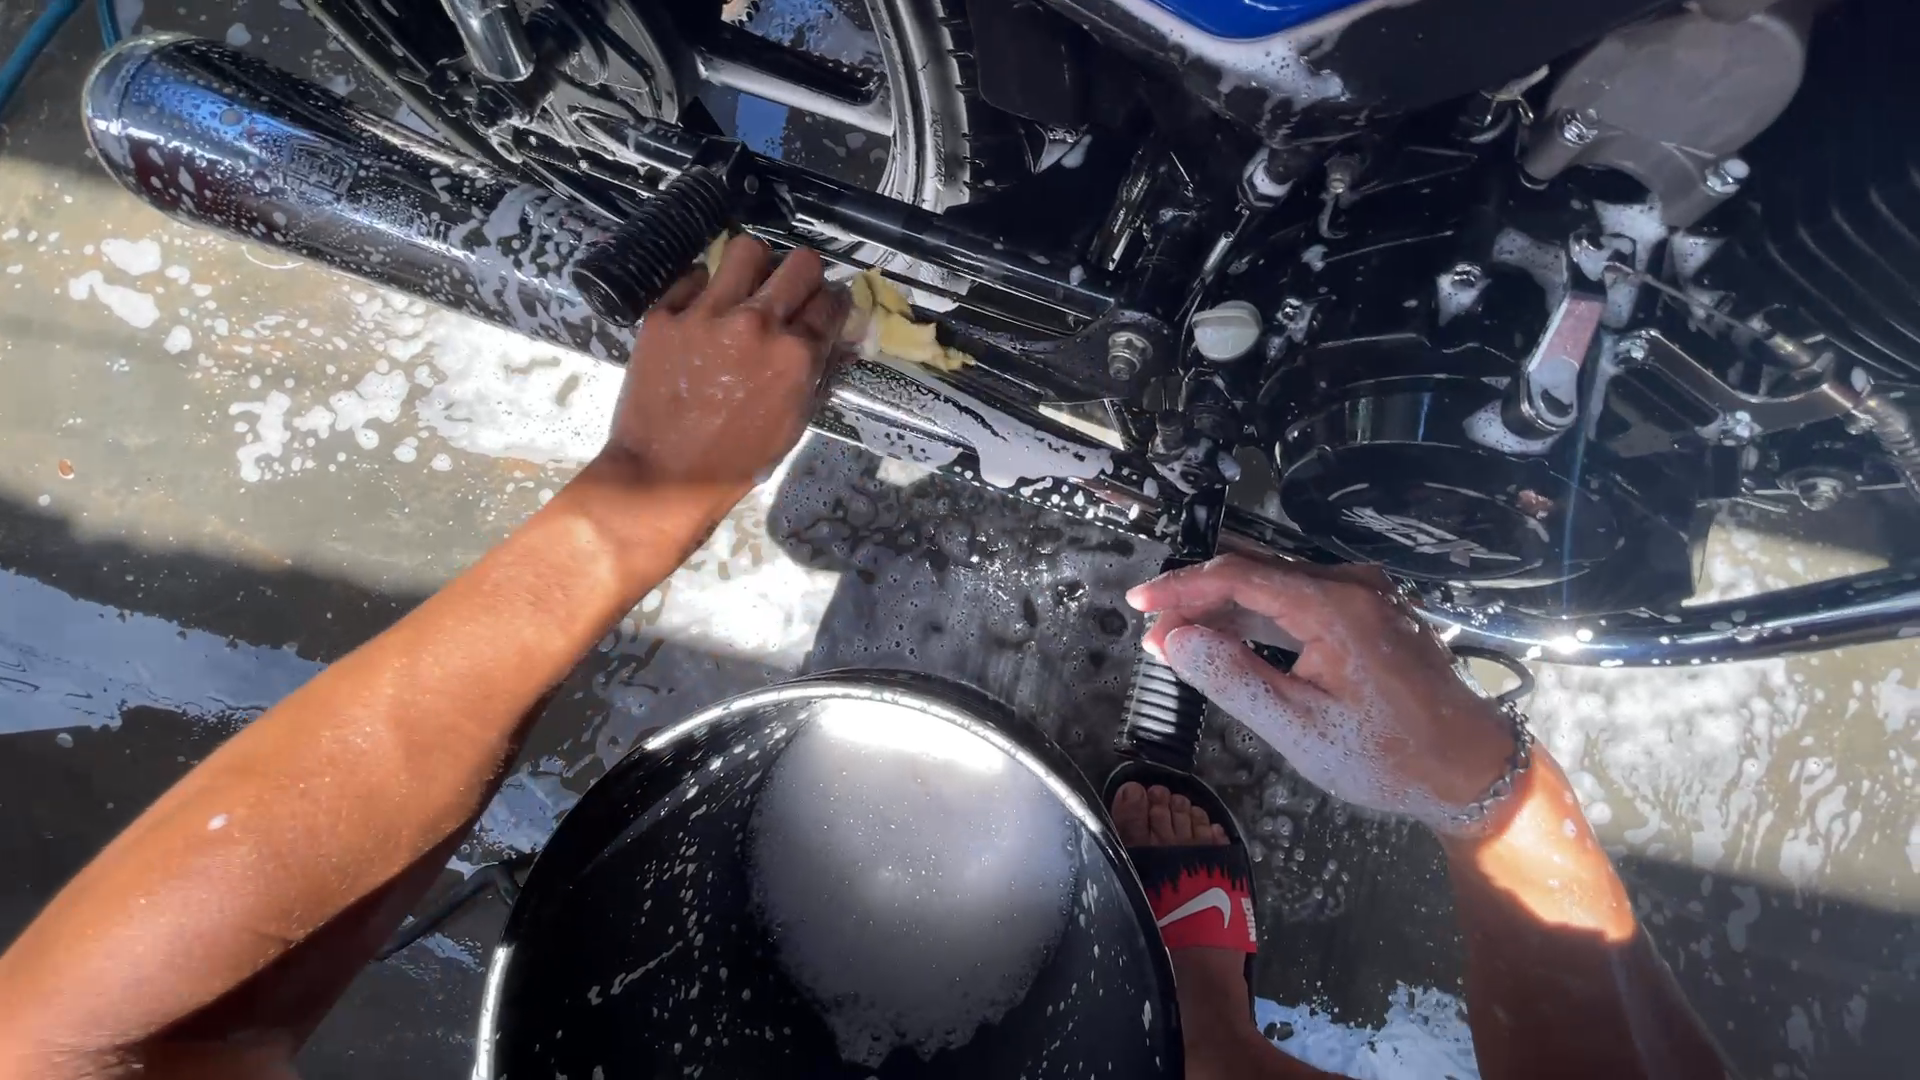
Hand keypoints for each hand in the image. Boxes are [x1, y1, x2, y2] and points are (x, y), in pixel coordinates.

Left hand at [600, 235, 849, 489]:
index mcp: (795, 355)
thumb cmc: (741, 459)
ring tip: (748, 288)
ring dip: (757, 267)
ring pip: (747, 250)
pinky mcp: (666, 313)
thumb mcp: (796, 422)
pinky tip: (705, 313)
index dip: (833, 304)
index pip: (831, 302)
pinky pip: (696, 276)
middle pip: (800, 264)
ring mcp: (707, 313)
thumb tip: (833, 338)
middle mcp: (756, 323)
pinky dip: (707, 290)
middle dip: (805, 276)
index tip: (825, 309)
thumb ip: (817, 372)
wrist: (666, 472)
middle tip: (793, 293)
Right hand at [1126, 555, 1515, 832]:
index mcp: (1335, 606)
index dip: (1180, 587)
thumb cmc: (1388, 757)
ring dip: (1221, 609)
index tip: (1137, 603)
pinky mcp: (1365, 610)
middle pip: (1252, 574)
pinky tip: (1227, 637)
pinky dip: (1254, 617)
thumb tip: (1174, 638)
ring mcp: (1361, 594)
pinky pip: (1295, 599)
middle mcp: (1349, 584)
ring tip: (1179, 640)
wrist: (1475, 771)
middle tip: (1155, 636)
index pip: (1237, 576)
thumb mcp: (1300, 729)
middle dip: (1195, 600)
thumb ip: (1232, 679)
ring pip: (1271, 586)